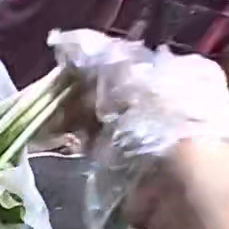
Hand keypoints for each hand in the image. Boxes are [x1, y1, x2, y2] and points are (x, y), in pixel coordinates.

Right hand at [50, 31, 228, 228]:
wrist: (180, 188)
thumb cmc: (163, 122)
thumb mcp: (131, 77)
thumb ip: (99, 58)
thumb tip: (67, 40)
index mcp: (180, 71)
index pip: (127, 62)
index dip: (92, 65)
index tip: (62, 71)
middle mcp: (170, 102)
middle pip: (113, 93)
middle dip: (80, 96)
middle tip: (49, 99)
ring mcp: (151, 138)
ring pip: (103, 121)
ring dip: (75, 120)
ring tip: (48, 122)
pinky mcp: (134, 170)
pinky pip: (99, 150)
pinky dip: (80, 145)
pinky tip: (62, 141)